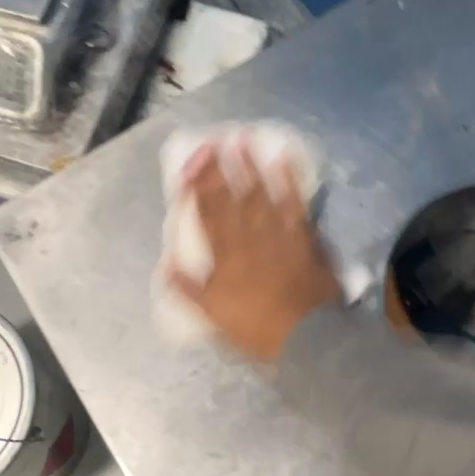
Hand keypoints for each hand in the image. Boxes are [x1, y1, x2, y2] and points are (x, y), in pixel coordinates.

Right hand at [167, 143, 343, 363]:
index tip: (189, 165)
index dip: (196, 188)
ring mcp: (279, 233)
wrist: (309, 337)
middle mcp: (249, 237)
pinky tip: (282, 157)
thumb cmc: (259, 329)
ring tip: (240, 138)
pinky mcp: (306, 235)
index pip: (206, 215)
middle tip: (210, 142)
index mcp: (224, 257)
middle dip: (218, 169)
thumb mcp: (215, 316)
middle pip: (230, 198)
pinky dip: (288, 178)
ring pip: (260, 193)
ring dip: (250, 165)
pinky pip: (295, 200)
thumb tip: (165, 263)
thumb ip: (188, 289)